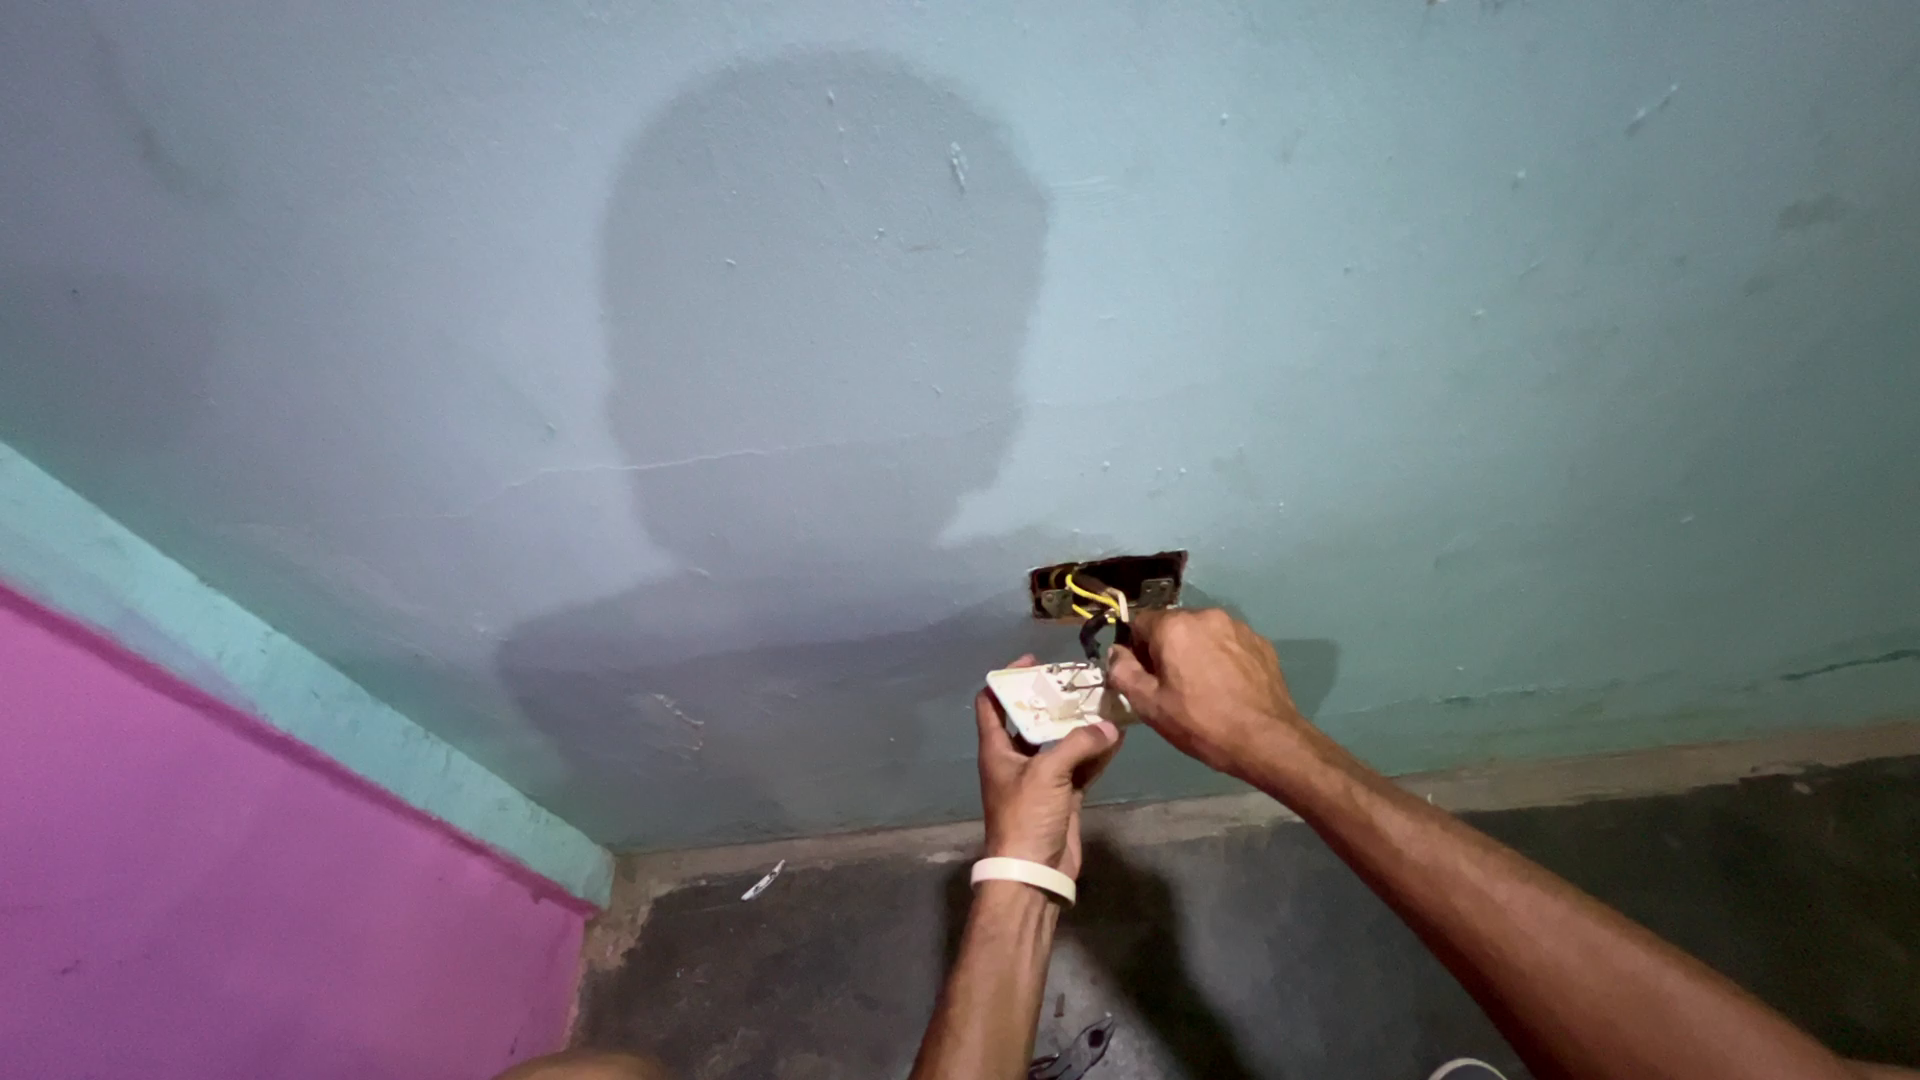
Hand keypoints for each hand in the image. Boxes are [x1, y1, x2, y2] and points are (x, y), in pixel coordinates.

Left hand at [974, 655, 1123, 878]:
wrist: (1033, 873)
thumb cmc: (1025, 816)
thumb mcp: (1046, 773)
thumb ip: (1078, 744)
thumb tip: (1108, 726)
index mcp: (997, 748)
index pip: (991, 702)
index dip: (1006, 678)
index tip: (1032, 661)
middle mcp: (1016, 758)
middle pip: (1032, 718)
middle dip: (1053, 699)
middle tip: (1079, 680)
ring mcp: (1041, 777)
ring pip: (1060, 741)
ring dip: (1080, 724)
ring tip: (1103, 700)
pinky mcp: (1062, 795)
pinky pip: (1080, 765)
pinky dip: (1096, 752)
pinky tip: (1117, 736)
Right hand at [1106, 609, 1309, 780]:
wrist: (1267, 740)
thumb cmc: (1201, 722)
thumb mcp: (1149, 705)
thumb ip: (1122, 672)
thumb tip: (1115, 652)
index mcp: (1174, 626)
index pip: (1139, 623)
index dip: (1136, 650)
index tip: (1145, 677)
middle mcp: (1205, 615)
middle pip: (1172, 626)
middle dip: (1166, 649)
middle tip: (1172, 687)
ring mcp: (1237, 626)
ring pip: (1201, 633)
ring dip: (1195, 651)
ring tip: (1203, 688)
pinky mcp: (1260, 642)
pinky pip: (1227, 642)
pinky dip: (1221, 657)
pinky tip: (1227, 687)